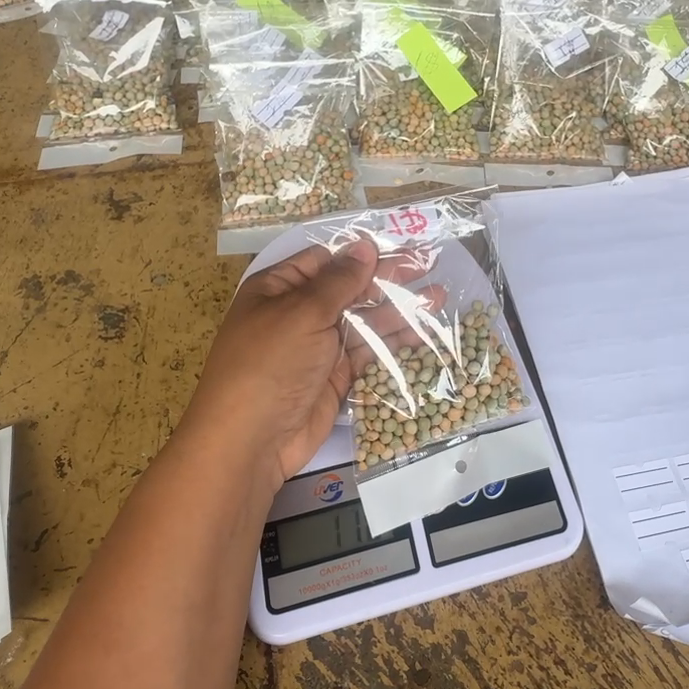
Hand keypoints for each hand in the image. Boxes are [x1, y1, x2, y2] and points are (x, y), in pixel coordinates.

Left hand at [184, 239, 437, 492]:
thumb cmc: (270, 363)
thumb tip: (364, 246)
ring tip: (439, 297)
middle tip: (429, 266)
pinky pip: (368, 353)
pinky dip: (395, 343)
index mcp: (279, 288)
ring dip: (398, 310)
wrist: (249, 442)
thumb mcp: (303, 312)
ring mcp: (318, 347)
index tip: (400, 248)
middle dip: (388, 279)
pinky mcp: (335, 377)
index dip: (361, 254)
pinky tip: (424, 333)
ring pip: (363, 321)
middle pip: (349, 289)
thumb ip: (340, 280)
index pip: (326, 261)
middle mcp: (298, 313)